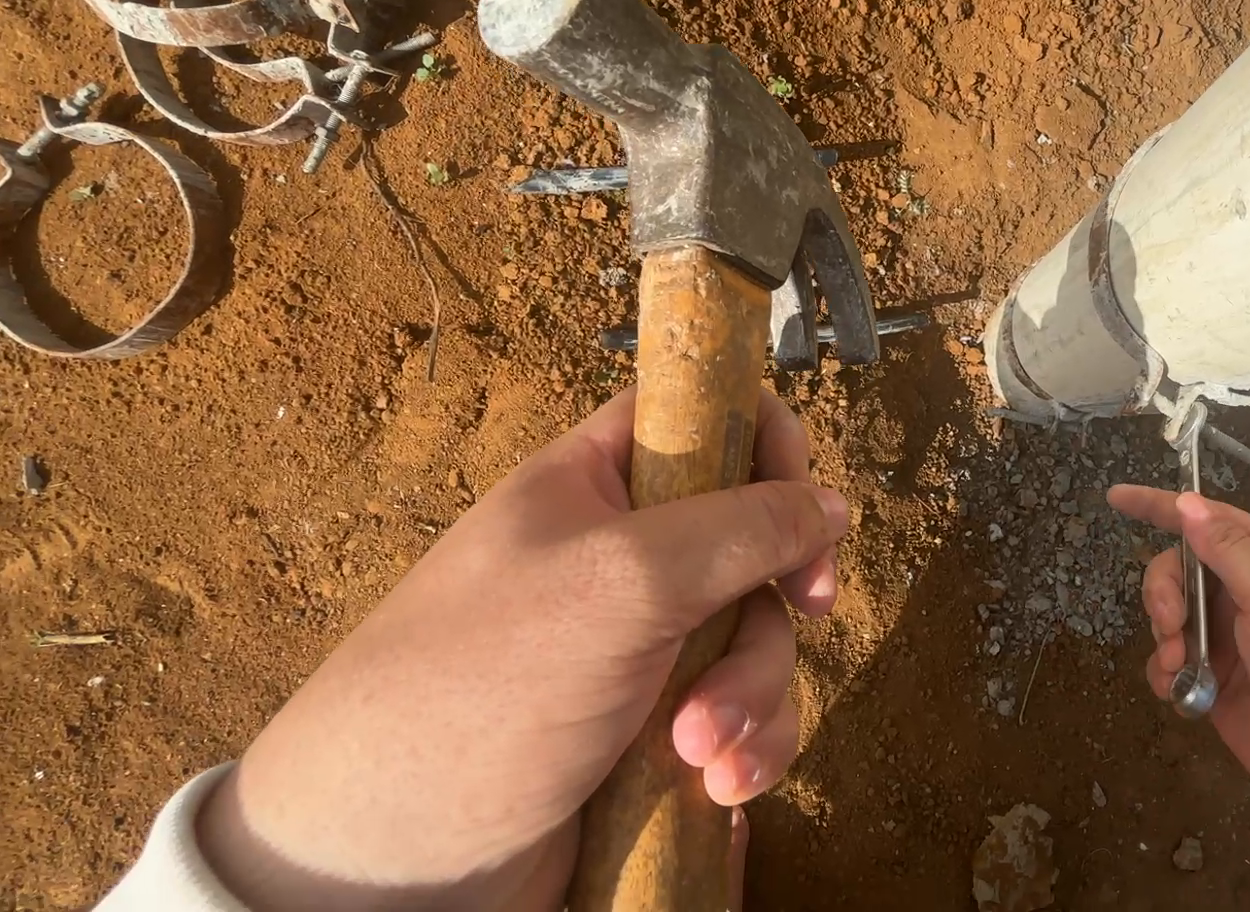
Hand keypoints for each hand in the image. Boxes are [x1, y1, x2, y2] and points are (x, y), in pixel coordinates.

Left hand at [196, 388, 847, 911]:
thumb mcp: (624, 583)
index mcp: (599, 483)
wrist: (381, 881)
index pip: (706, 419)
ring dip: (754, 691)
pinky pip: (745, 705)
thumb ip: (742, 529)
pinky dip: (749, 741)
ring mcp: (649, 639)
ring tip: (701, 752)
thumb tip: (833, 505)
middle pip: (754, 536)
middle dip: (774, 597)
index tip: (802, 508)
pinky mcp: (663, 717)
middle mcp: (630, 552)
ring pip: (758, 631)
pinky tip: (716, 786)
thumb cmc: (484, 692)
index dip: (768, 445)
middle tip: (805, 615)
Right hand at [1108, 487, 1249, 899]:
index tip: (1115, 497)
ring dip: (1165, 634)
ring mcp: (1229, 635)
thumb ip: (1228, 550)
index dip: (1160, 506)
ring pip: (1170, 611)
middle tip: (1170, 623)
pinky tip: (1177, 689)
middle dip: (1164, 591)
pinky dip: (1165, 669)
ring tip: (1179, 665)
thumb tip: (1187, 501)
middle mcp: (1247, 590)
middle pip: (1179, 567)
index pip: (1208, 518)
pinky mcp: (1214, 675)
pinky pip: (1170, 656)